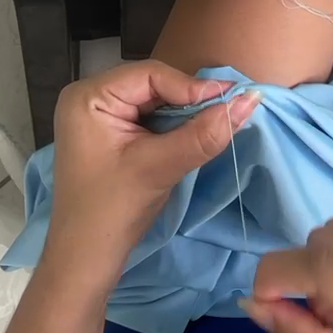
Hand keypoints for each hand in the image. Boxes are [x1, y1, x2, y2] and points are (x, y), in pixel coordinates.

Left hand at [46, 60, 258, 270]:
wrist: (83, 258)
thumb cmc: (113, 210)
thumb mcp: (159, 167)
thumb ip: (203, 134)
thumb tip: (248, 101)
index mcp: (88, 96)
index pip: (150, 75)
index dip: (192, 86)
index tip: (234, 99)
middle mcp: (88, 96)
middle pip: (151, 84)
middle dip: (190, 98)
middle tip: (231, 108)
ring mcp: (96, 114)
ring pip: (152, 100)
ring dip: (184, 112)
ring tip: (218, 118)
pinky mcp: (107, 132)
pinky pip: (146, 117)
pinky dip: (171, 125)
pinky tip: (194, 131)